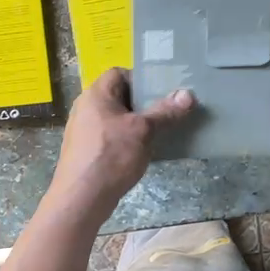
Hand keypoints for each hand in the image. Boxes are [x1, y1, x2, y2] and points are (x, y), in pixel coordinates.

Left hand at [47, 68, 193, 221]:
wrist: (82, 197)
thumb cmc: (111, 155)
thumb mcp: (143, 131)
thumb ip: (165, 112)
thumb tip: (187, 94)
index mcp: (96, 94)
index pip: (119, 73)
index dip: (141, 79)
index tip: (162, 92)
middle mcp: (86, 108)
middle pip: (119, 97)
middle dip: (143, 104)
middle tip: (167, 112)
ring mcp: (84, 131)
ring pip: (116, 120)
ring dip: (136, 125)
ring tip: (160, 132)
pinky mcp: (86, 151)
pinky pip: (110, 138)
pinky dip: (126, 141)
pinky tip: (143, 153)